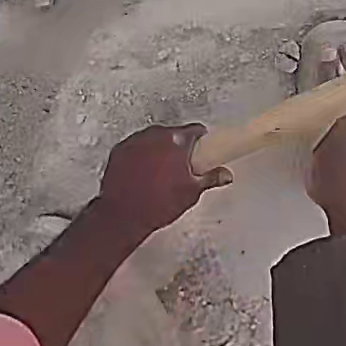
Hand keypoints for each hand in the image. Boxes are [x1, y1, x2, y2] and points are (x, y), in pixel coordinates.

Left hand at [96, 123, 232, 235]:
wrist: (124, 215)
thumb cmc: (157, 204)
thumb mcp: (191, 192)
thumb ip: (210, 178)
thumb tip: (225, 175)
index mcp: (177, 141)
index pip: (194, 130)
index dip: (200, 138)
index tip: (201, 144)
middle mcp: (156, 135)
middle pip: (172, 134)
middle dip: (177, 146)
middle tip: (180, 166)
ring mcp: (136, 140)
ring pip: (152, 139)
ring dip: (157, 149)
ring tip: (159, 172)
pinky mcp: (120, 149)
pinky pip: (134, 147)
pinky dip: (139, 155)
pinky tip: (141, 173)